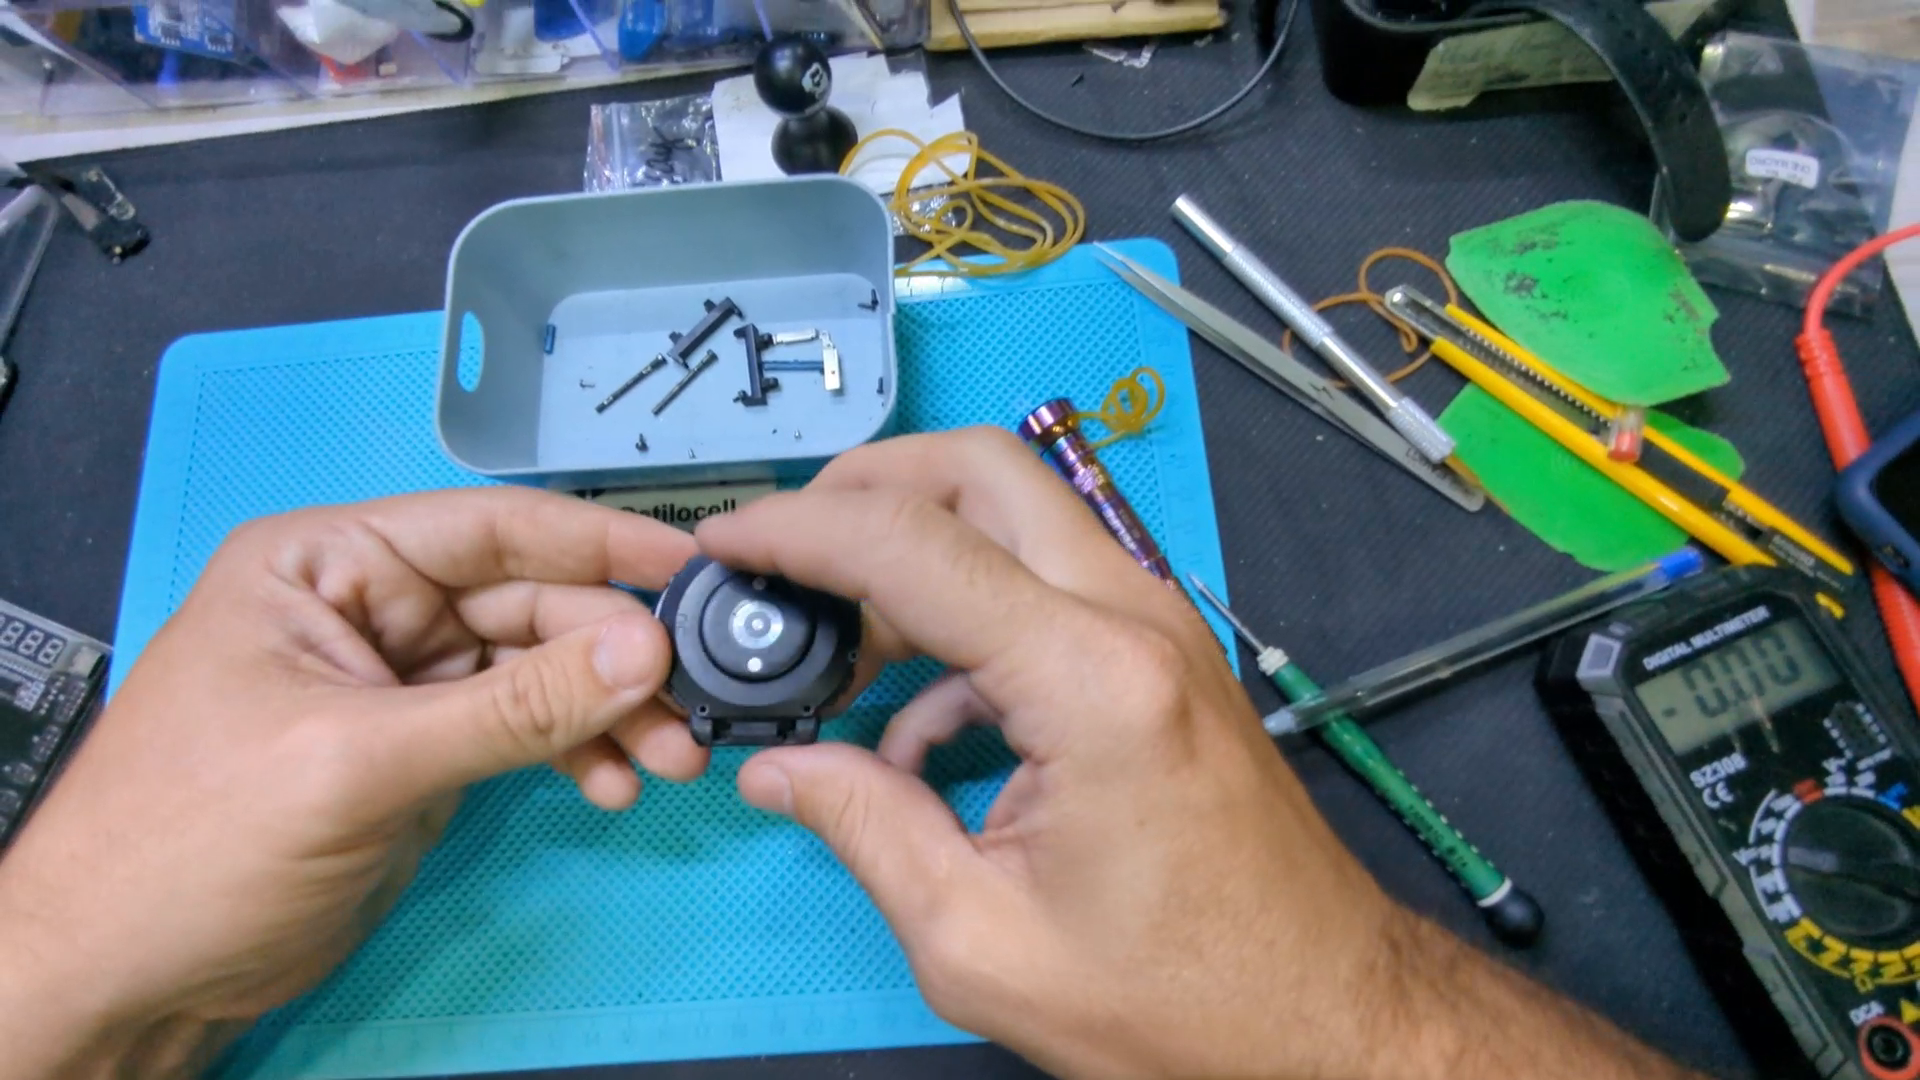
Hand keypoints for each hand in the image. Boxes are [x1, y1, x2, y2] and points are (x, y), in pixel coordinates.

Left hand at [0, 489, 703, 1078]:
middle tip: (688, 702)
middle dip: (619, 660)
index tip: (694, 564)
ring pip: (556, 670)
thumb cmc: (193, 850)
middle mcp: (394, 604)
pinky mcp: (450, 736)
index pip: (501, 530)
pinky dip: (584, 751)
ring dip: (617, 713)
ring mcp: (427, 674)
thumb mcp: (364, 763)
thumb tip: (649, 652)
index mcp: (343, 565)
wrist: (126, 992)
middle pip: (544, 607)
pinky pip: (542, 725)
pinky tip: (612, 787)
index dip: (605, 541)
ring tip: (671, 758)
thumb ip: (518, 706)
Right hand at [699, 428, 1696, 1079]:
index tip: (728, 538)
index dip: (799, 530)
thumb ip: (864, 828)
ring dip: (914, 544)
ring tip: (838, 638)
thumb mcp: (979, 940)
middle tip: (791, 546)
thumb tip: (774, 768)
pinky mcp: (1154, 643)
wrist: (1328, 1015)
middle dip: (869, 483)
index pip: (914, 546)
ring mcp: (1151, 617)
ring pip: (1014, 507)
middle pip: (981, 468)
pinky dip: (962, 616)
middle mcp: (1128, 613)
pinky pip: (1038, 583)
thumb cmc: (1172, 1000)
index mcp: (1087, 680)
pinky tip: (920, 717)